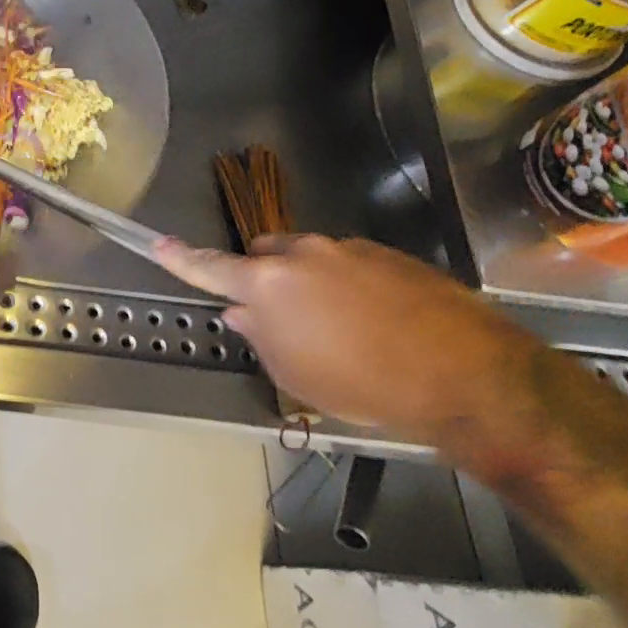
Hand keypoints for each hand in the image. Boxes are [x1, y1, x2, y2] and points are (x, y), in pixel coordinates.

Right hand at [152, 234, 533, 441]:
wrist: (470, 377)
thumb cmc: (366, 384)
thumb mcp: (296, 376)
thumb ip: (260, 338)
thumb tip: (244, 314)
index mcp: (269, 283)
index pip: (211, 267)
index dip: (180, 258)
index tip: (158, 243)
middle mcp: (305, 254)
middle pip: (264, 254)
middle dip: (262, 276)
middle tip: (276, 314)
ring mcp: (351, 250)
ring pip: (310, 259)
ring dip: (309, 284)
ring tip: (338, 328)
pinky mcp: (392, 256)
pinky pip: (351, 265)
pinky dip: (349, 287)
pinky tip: (375, 323)